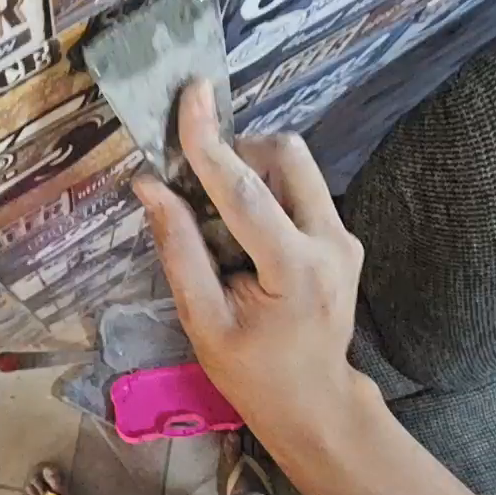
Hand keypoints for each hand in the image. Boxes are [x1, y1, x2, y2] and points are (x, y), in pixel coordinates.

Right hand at [132, 78, 375, 454]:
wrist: (313, 400)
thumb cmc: (250, 372)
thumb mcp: (202, 320)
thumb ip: (179, 250)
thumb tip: (150, 188)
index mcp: (295, 269)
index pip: (246, 191)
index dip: (210, 141)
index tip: (191, 94)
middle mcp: (332, 242)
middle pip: (287, 156)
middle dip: (240, 152)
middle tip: (201, 182)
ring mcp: (345, 238)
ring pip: (298, 167)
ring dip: (253, 170)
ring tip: (221, 215)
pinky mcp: (344, 238)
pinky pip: (303, 190)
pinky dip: (268, 191)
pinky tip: (246, 232)